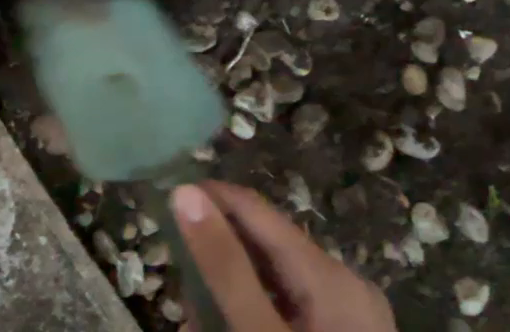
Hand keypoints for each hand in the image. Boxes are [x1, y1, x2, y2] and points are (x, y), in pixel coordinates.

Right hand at [172, 181, 394, 331]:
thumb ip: (224, 267)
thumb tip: (183, 191)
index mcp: (333, 276)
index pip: (254, 208)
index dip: (204, 198)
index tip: (158, 204)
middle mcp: (347, 284)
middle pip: (262, 246)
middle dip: (213, 260)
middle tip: (178, 289)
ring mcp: (351, 315)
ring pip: (271, 279)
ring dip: (228, 291)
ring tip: (197, 321)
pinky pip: (288, 306)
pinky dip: (254, 310)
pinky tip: (225, 324)